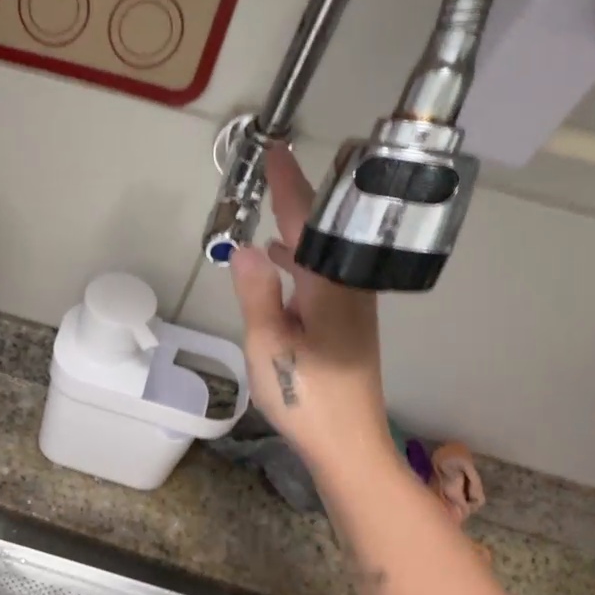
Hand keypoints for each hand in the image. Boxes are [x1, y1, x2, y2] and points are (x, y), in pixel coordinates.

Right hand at [230, 144, 389, 476]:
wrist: (347, 442)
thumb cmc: (306, 396)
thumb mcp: (270, 346)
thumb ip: (257, 295)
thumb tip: (243, 249)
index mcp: (328, 286)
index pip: (304, 223)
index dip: (288, 187)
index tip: (277, 151)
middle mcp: (346, 288)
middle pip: (320, 234)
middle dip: (297, 202)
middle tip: (277, 173)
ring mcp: (350, 307)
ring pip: (322, 257)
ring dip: (298, 234)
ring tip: (273, 215)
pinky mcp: (346, 326)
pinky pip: (322, 279)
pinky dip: (301, 264)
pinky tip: (283, 269)